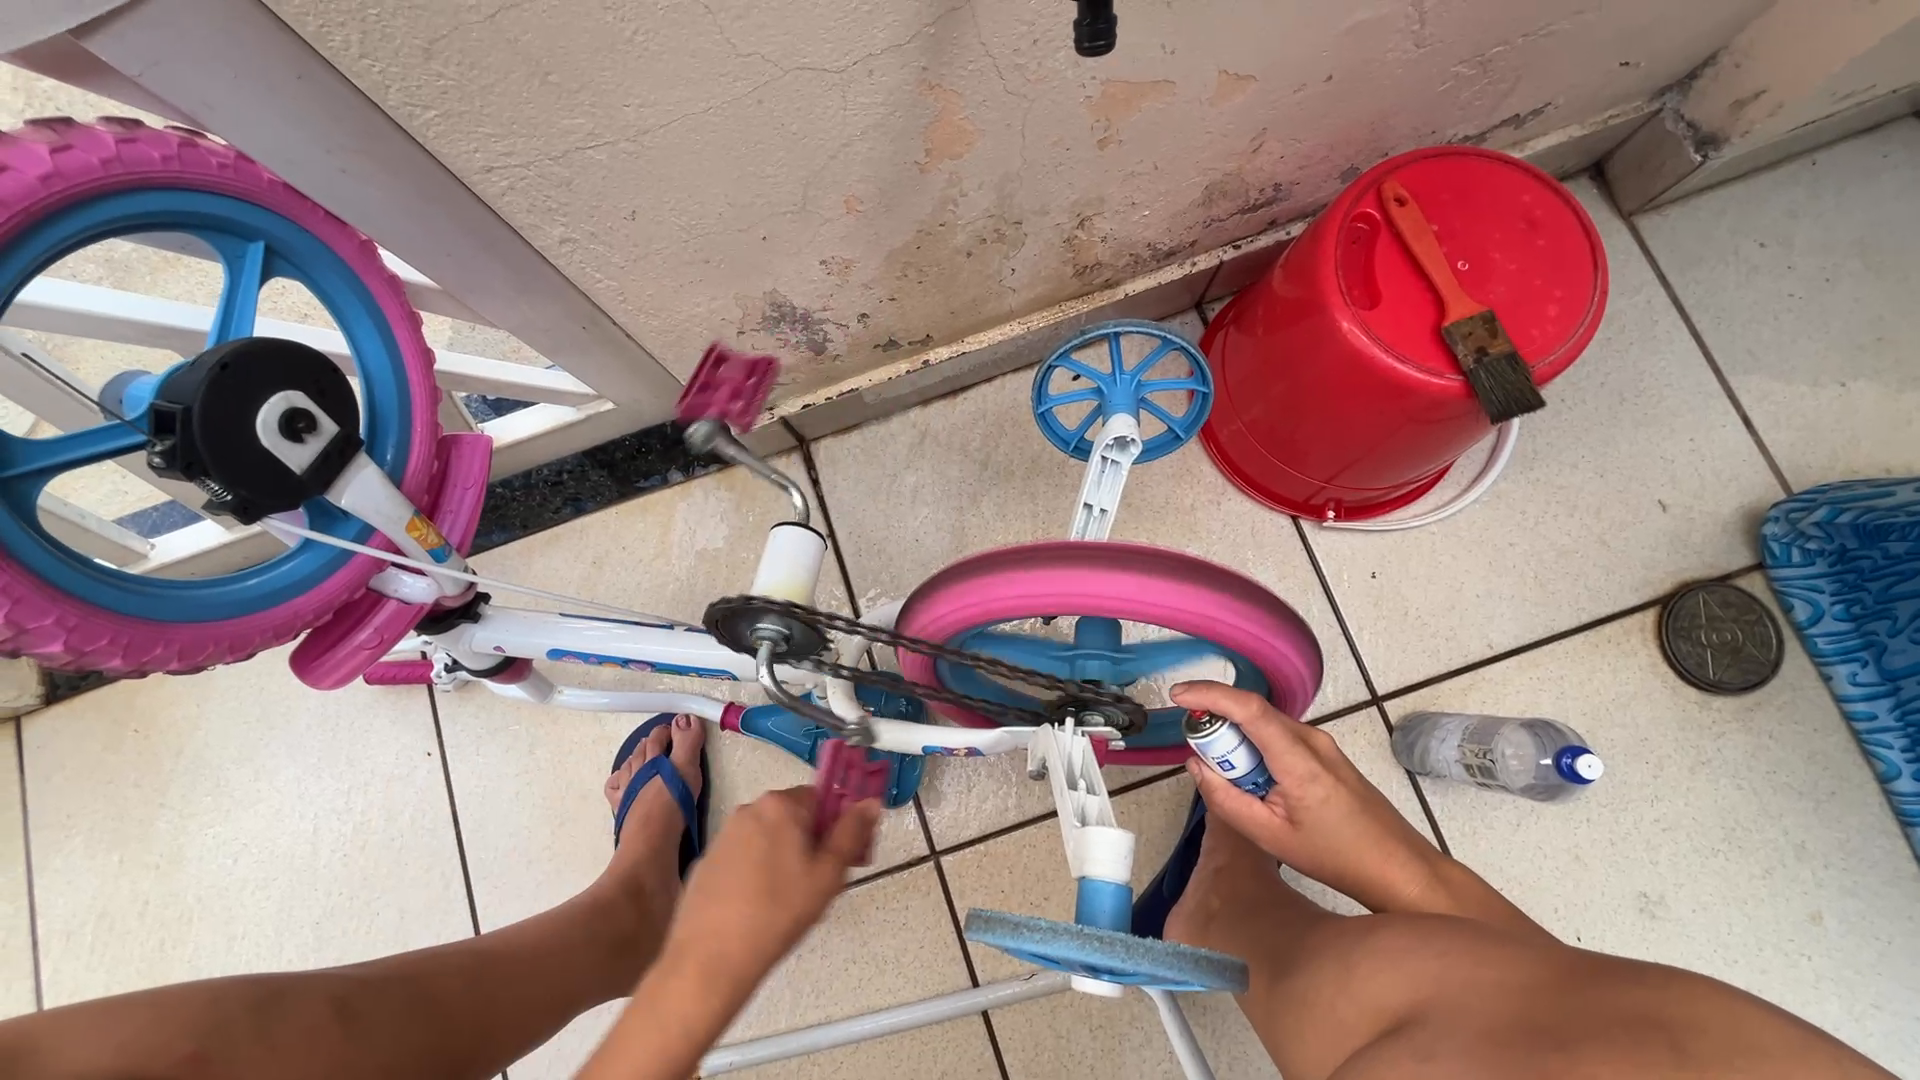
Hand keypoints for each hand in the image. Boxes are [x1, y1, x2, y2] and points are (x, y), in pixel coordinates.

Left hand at [658, 786, 880, 993]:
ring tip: (792, 901)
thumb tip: (871, 802)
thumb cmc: (779, 912)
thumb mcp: (828, 874)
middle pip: (796, 817)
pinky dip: (758, 873)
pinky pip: (745, 857)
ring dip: (787, 858)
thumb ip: (852, 833)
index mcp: (781, 805)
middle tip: (822, 884)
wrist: (710, 958)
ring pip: (771, 838)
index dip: (840, 827)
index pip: (823, 798)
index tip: (848, 859)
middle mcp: (750, 809)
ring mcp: (724, 835)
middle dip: (814, 843)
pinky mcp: (707, 861)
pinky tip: (761, 907)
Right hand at [1173, 681, 1440, 910]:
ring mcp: (1322, 744)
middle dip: (1216, 719)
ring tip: (1219, 767)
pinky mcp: (1324, 753)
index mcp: (1299, 760)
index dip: (1210, 695)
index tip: (1177, 695)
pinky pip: (1278, 735)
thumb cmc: (1336, 857)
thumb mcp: (1270, 836)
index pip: (1249, 709)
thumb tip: (1195, 765)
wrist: (1400, 868)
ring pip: (1265, 723)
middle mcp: (1312, 740)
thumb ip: (1225, 799)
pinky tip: (1249, 775)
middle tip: (1193, 744)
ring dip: (1236, 735)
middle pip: (1253, 712)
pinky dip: (1254, 746)